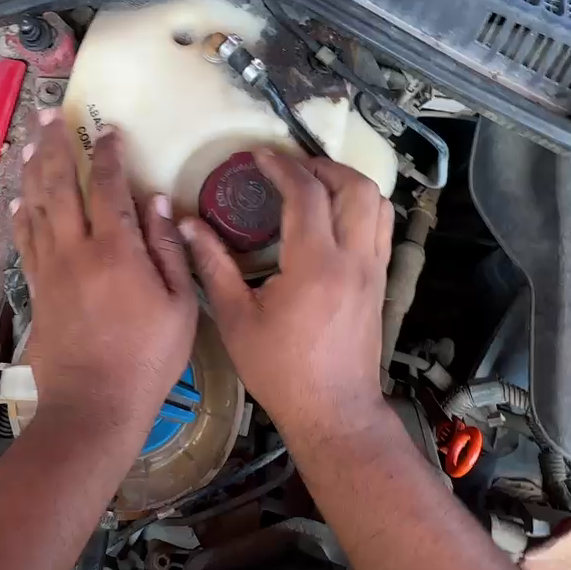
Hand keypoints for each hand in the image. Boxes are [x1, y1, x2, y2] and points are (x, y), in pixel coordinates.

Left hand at [13, 110, 197, 442]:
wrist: (93, 404)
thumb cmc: (147, 358)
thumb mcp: (179, 305)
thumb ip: (168, 249)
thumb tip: (157, 202)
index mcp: (117, 250)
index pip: (108, 186)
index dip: (108, 153)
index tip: (108, 129)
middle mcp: (77, 249)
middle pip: (59, 185)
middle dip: (54, 145)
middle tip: (50, 115)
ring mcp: (50, 268)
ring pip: (35, 207)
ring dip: (32, 171)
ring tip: (31, 143)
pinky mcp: (36, 288)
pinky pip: (24, 240)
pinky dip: (22, 214)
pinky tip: (20, 200)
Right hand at [181, 150, 393, 441]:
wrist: (333, 412)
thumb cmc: (279, 370)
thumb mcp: (235, 319)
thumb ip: (214, 265)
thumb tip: (187, 224)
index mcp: (315, 265)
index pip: (306, 194)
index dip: (282, 167)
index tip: (258, 157)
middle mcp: (353, 259)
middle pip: (355, 187)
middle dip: (322, 166)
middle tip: (289, 166)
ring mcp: (374, 270)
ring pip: (378, 203)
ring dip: (347, 182)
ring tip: (314, 182)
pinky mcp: (381, 282)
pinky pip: (382, 227)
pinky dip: (362, 206)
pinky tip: (334, 214)